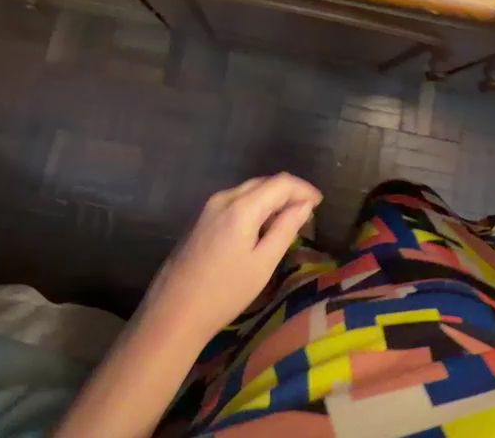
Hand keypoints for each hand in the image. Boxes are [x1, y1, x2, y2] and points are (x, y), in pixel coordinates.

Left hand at [139, 174, 320, 341]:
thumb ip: (285, 229)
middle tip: (307, 212)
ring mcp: (209, 207)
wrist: (174, 311)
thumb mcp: (263, 263)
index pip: (280, 183)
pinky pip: (234, 202)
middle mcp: (224, 197)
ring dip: (270, 199)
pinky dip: (253, 207)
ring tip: (287, 220)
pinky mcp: (201, 219)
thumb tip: (304, 205)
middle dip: (288, 192)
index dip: (303, 189)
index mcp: (242, 206)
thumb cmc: (225, 291)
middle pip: (263, 183)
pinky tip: (260, 228)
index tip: (320, 203)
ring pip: (248, 191)